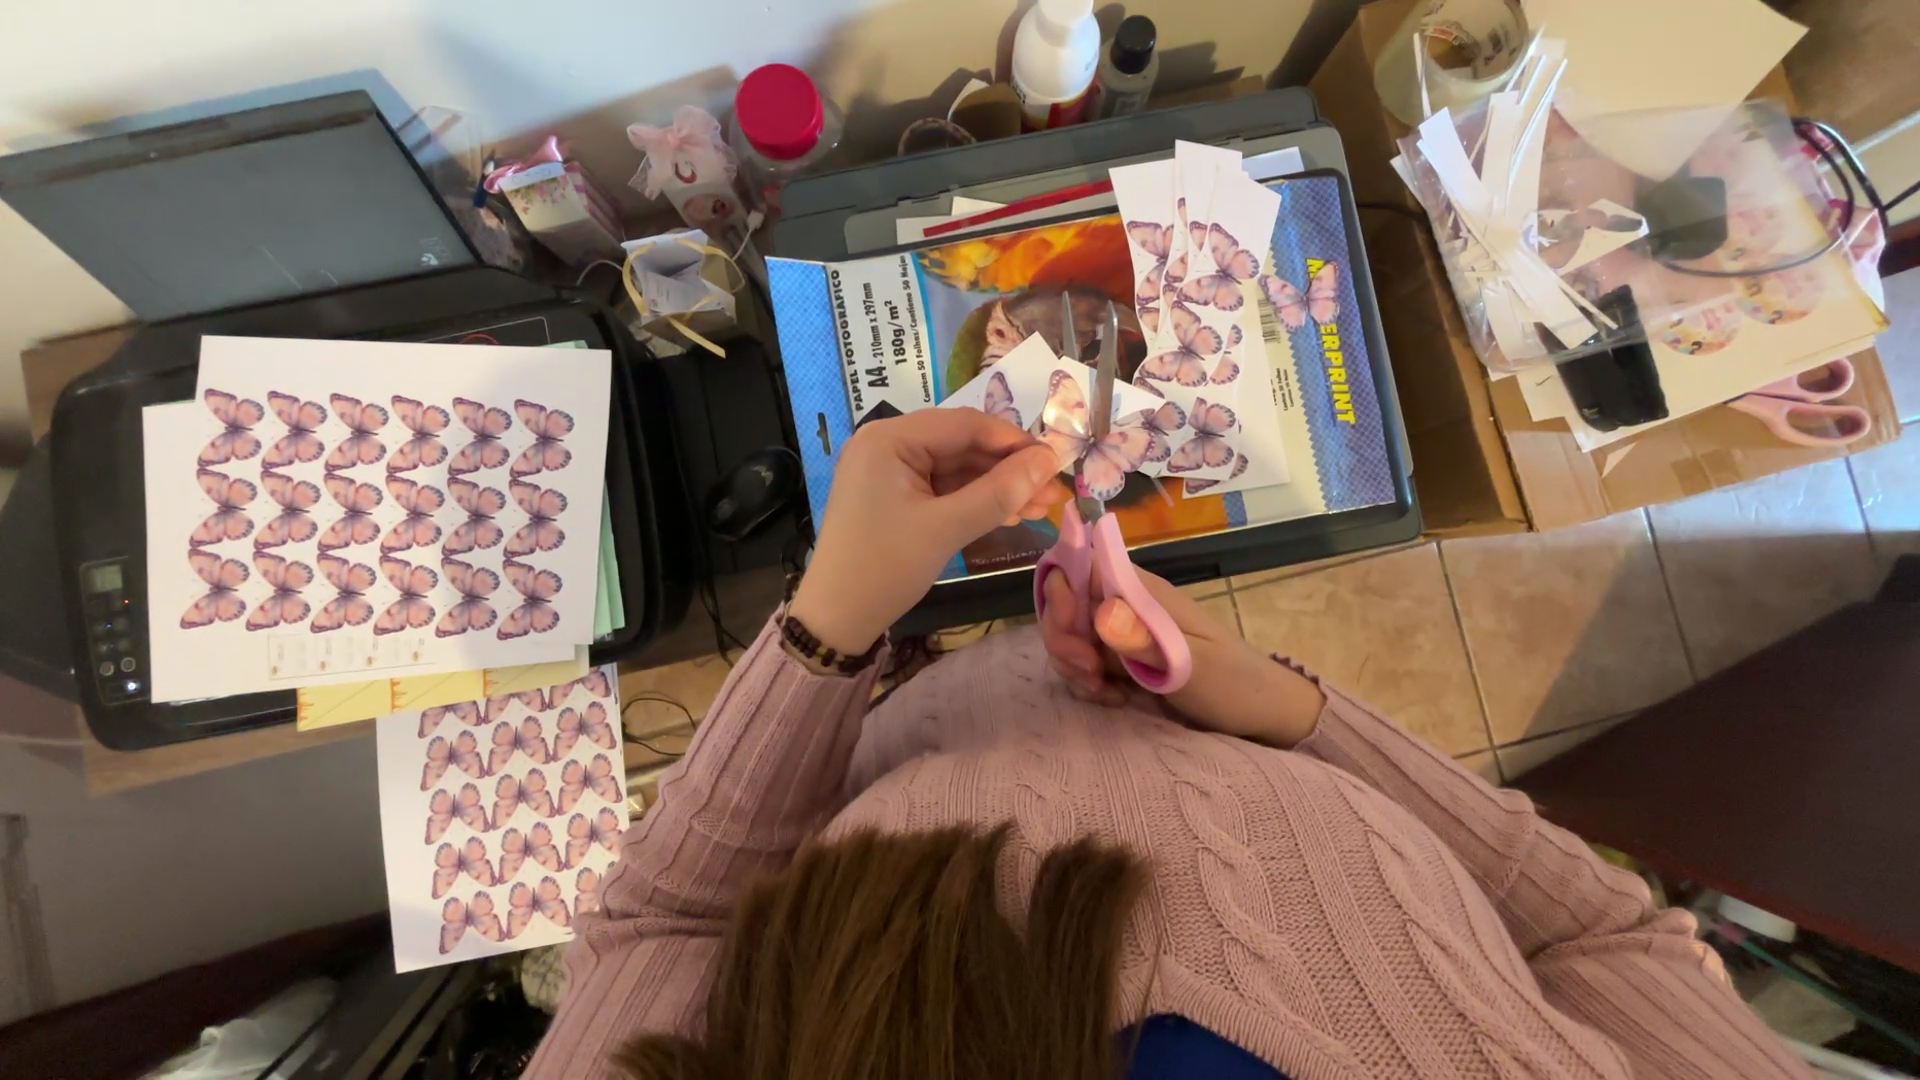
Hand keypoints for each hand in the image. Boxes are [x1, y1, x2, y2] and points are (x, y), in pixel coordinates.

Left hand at [789, 408, 1065, 653]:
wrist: (836, 618)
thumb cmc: (884, 568)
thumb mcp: (946, 528)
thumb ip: (999, 492)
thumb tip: (1050, 460)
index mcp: (889, 438)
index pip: (965, 424)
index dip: (1013, 442)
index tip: (1056, 462)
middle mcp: (887, 444)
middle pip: (962, 445)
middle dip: (1010, 469)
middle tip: (1055, 491)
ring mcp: (890, 471)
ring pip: (957, 469)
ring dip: (998, 487)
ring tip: (1044, 507)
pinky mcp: (895, 497)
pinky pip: (943, 489)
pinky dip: (975, 501)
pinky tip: (1012, 514)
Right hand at [1039, 567, 1324, 746]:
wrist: (1259, 712)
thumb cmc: (1232, 683)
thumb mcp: (1192, 666)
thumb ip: (1145, 641)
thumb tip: (1101, 613)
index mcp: (1140, 590)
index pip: (1079, 565)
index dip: (1061, 592)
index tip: (1074, 634)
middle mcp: (1123, 603)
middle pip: (1064, 603)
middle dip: (1063, 639)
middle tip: (1090, 673)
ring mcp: (1119, 633)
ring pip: (1068, 636)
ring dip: (1072, 666)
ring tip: (1102, 690)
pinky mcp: (1119, 660)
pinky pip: (1081, 664)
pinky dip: (1085, 683)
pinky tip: (1111, 699)